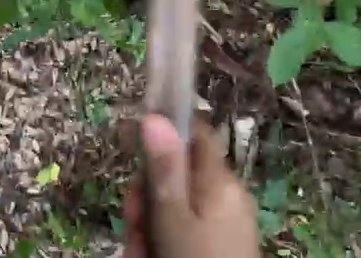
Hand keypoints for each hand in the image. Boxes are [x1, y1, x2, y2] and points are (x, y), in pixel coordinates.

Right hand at [123, 117, 259, 257]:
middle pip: (177, 172)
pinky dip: (165, 237)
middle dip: (146, 193)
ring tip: (138, 249)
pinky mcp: (223, 244)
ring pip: (176, 202)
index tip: (134, 153)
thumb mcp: (172, 217)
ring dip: (150, 221)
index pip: (194, 132)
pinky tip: (150, 255)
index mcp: (221, 181)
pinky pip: (187, 226)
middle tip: (132, 219)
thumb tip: (154, 116)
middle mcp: (228, 195)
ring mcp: (227, 222)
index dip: (162, 134)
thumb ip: (163, 167)